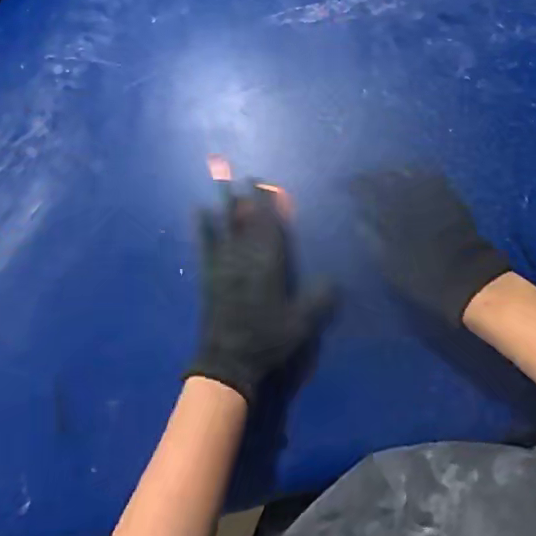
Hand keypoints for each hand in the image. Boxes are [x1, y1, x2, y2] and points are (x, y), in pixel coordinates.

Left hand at [187, 183, 333, 400]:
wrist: (229, 359)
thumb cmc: (268, 341)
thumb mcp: (302, 324)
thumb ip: (320, 300)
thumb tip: (336, 280)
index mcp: (270, 266)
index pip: (271, 228)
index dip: (269, 205)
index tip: (267, 186)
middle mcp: (246, 258)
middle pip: (247, 221)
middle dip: (248, 198)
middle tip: (247, 177)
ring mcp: (224, 264)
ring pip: (226, 226)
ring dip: (226, 204)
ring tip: (224, 182)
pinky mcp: (208, 274)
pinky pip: (205, 243)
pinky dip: (203, 226)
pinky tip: (199, 210)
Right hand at [351, 170, 509, 325]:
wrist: (469, 280)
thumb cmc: (423, 275)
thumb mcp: (388, 263)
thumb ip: (370, 237)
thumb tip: (358, 218)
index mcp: (391, 213)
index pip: (365, 189)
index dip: (352, 183)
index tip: (342, 184)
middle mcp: (410, 198)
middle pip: (385, 176)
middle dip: (371, 175)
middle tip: (361, 179)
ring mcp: (433, 196)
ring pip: (409, 173)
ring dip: (393, 172)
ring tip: (385, 175)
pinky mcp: (451, 199)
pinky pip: (433, 178)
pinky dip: (420, 173)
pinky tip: (414, 175)